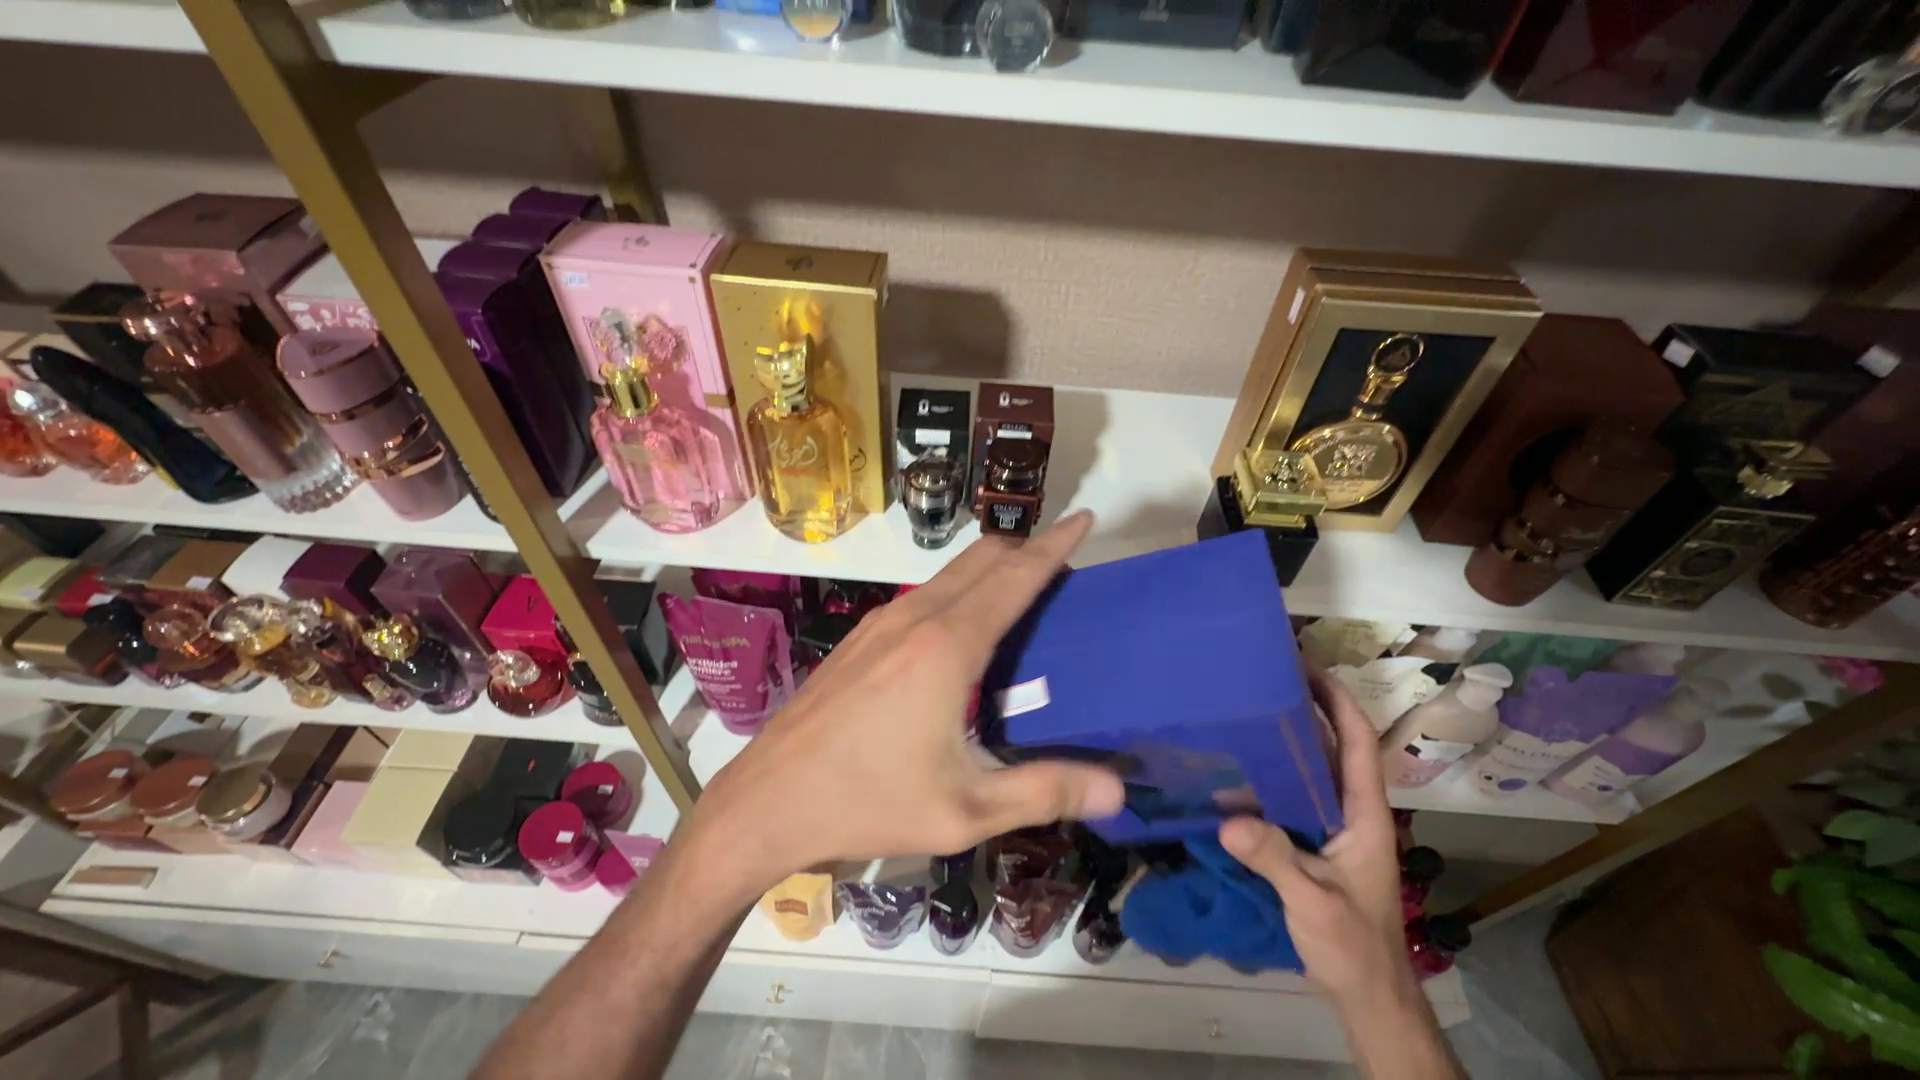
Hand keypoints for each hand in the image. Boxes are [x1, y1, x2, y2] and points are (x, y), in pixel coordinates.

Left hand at [693, 511, 1125, 888]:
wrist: (767, 802)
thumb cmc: (869, 804)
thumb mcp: (966, 811)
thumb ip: (1044, 793)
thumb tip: (1117, 790)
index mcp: (947, 646)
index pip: (1015, 576)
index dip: (1055, 545)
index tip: (1086, 521)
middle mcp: (914, 618)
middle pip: (982, 558)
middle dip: (1028, 549)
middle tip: (1067, 569)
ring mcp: (879, 624)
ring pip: (949, 573)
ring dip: (991, 569)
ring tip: (1025, 597)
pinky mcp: (858, 640)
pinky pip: (924, 594)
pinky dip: (960, 590)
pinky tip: (964, 634)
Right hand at [1219, 669, 1414, 1005]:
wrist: (1366, 992)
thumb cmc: (1352, 944)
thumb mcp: (1313, 901)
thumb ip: (1275, 859)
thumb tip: (1228, 818)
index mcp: (1364, 814)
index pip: (1358, 744)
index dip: (1338, 702)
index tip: (1308, 667)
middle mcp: (1351, 812)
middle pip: (1334, 747)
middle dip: (1308, 708)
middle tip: (1265, 676)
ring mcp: (1333, 829)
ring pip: (1312, 771)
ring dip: (1289, 738)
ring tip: (1248, 708)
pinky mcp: (1314, 845)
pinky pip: (1293, 797)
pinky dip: (1272, 774)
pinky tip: (1239, 768)